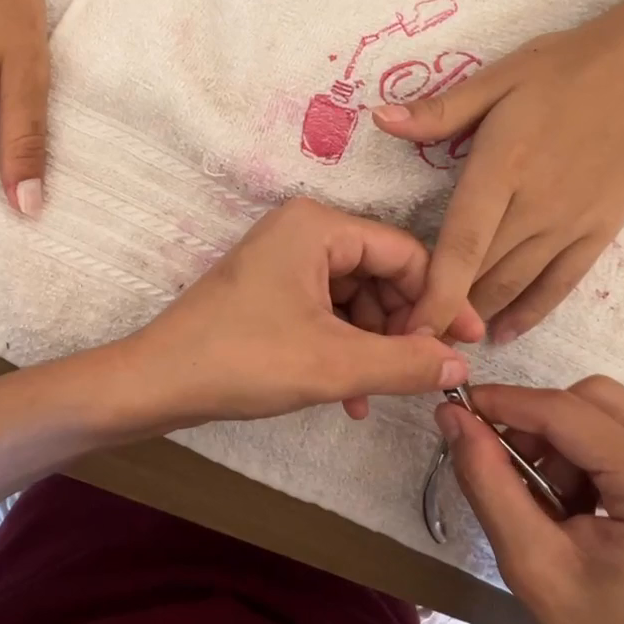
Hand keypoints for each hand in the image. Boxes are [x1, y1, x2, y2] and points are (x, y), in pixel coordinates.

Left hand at [121, 199, 482, 429]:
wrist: (157, 381)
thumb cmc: (244, 359)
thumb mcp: (334, 363)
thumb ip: (405, 362)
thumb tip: (460, 363)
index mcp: (318, 226)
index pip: (404, 252)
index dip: (440, 301)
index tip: (467, 346)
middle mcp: (303, 231)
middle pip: (380, 273)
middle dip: (403, 328)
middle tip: (424, 375)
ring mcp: (284, 260)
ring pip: (355, 299)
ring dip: (374, 346)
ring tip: (379, 393)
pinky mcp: (271, 290)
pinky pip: (326, 312)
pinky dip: (344, 348)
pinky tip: (350, 397)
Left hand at [377, 11, 623, 341]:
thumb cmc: (565, 70)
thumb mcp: (496, 78)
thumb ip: (439, 111)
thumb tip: (380, 119)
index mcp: (503, 169)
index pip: (462, 245)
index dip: (436, 293)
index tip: (411, 331)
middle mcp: (536, 207)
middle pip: (484, 274)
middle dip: (448, 313)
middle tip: (412, 340)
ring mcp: (572, 225)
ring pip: (517, 285)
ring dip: (481, 316)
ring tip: (448, 340)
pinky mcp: (600, 233)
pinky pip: (560, 284)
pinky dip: (531, 312)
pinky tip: (505, 331)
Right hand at [440, 379, 623, 623]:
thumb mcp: (530, 563)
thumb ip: (488, 480)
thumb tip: (451, 414)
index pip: (575, 415)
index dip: (511, 402)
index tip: (461, 404)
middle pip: (601, 401)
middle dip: (543, 422)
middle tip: (509, 463)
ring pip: (617, 413)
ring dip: (567, 438)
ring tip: (548, 496)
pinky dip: (592, 454)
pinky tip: (578, 500)